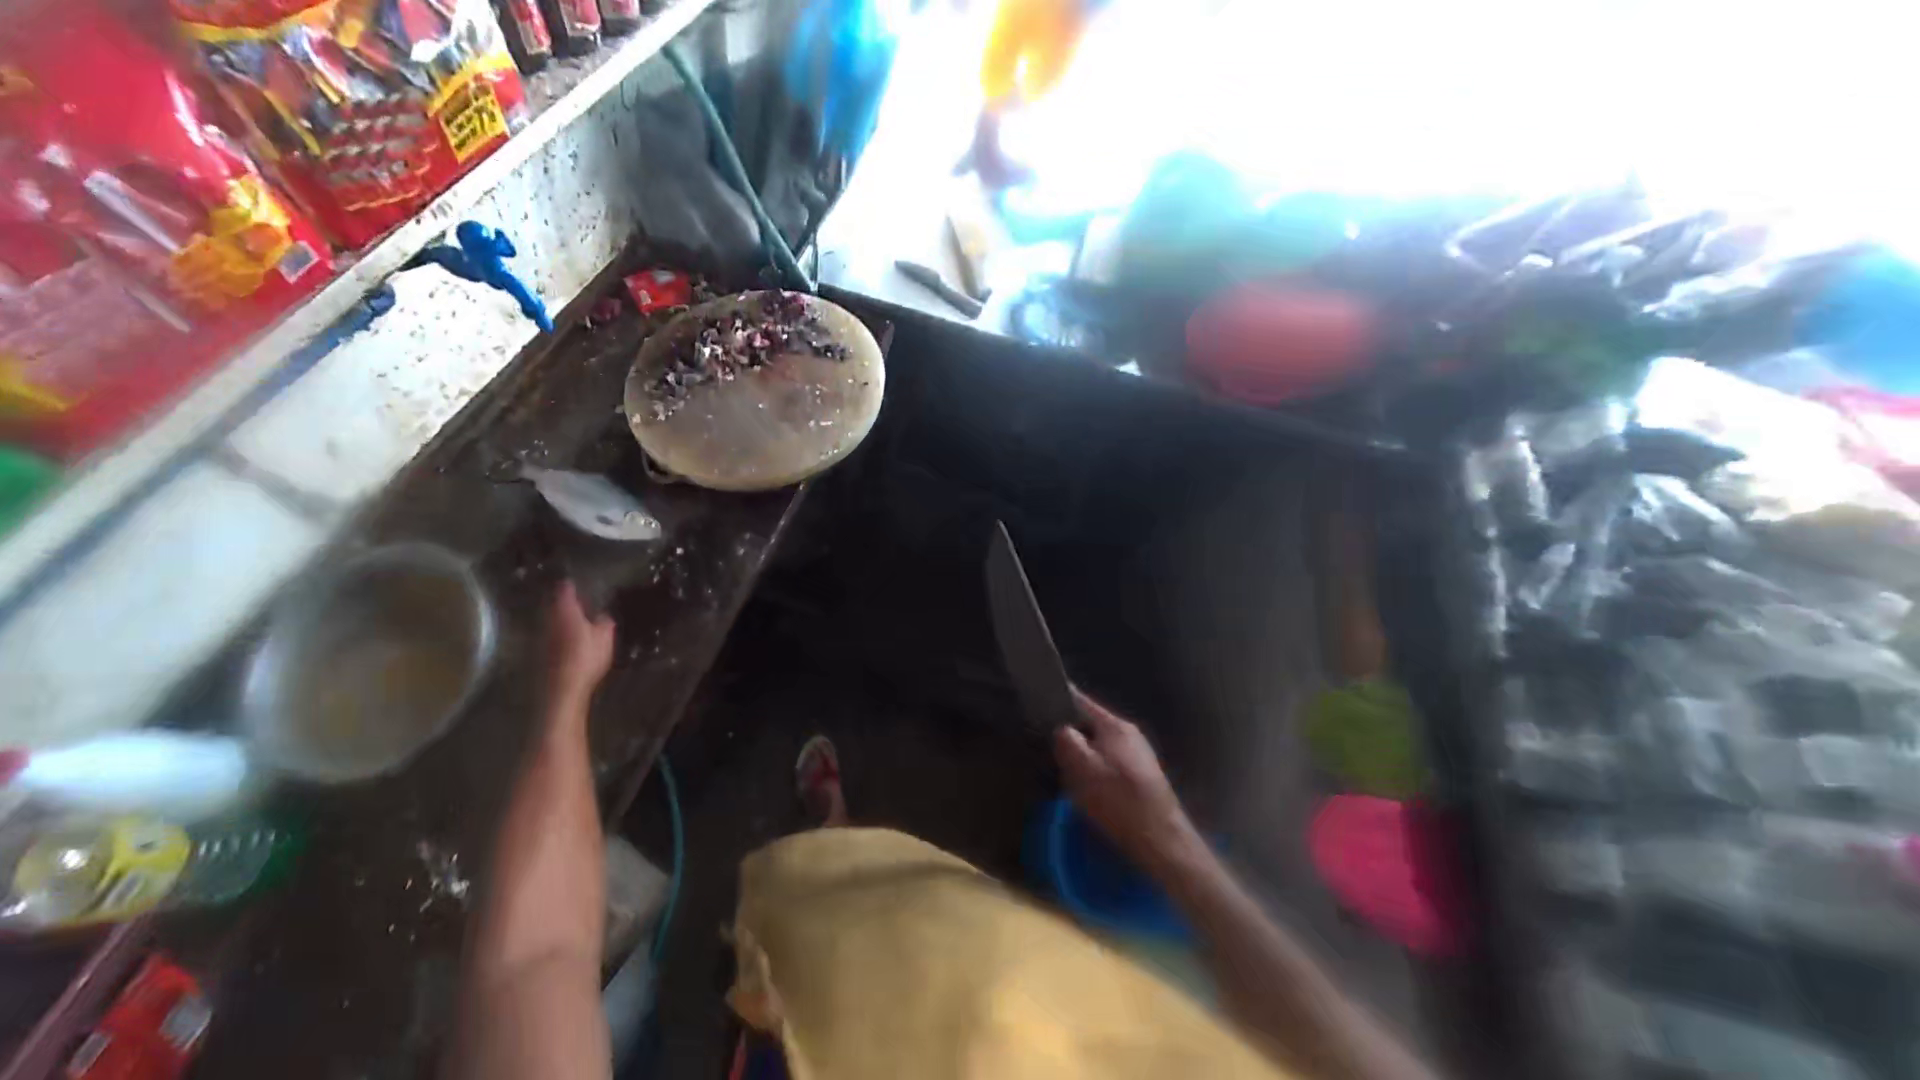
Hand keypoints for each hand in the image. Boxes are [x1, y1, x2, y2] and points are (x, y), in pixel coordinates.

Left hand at [546, 581, 614, 708]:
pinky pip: (547, 634)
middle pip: (552, 603)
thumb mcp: (604, 638)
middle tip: (574, 599)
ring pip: (548, 619)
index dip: (570, 585)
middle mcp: (548, 618)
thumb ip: (604, 623)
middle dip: (561, 601)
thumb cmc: (585, 658)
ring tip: (570, 618)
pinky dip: (555, 632)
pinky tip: (564, 638)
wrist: (560, 688)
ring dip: (557, 617)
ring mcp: (540, 635)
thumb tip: (602, 615)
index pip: (565, 590)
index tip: (575, 582)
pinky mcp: (536, 651)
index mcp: (565, 611)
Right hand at [1054, 689, 1198, 870]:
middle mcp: (1130, 734)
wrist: (1160, 839)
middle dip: (1069, 731)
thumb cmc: (1117, 798)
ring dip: (1082, 753)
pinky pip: (1110, 763)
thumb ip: (1066, 740)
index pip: (1080, 701)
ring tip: (1061, 765)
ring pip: (1100, 745)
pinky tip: (1085, 786)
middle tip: (1045, 741)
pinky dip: (1095, 769)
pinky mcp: (1142, 778)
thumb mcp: (1081, 766)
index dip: (1058, 699)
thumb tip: (1061, 729)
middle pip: (1091, 724)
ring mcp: (1139, 755)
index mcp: (1114, 725)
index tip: (1038, 702)